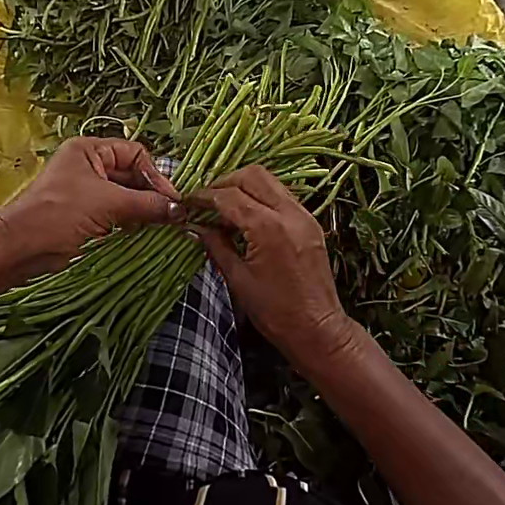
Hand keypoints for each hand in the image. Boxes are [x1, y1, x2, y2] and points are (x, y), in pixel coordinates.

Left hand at [0, 137, 181, 276]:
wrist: (21, 249)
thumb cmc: (59, 214)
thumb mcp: (108, 203)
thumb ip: (148, 204)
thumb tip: (180, 209)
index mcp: (90, 150)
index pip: (136, 154)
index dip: (155, 174)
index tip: (172, 198)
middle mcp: (91, 167)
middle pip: (134, 176)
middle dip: (153, 194)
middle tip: (175, 213)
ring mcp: (89, 193)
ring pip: (130, 197)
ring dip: (147, 210)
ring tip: (166, 223)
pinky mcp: (90, 216)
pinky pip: (121, 214)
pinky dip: (135, 222)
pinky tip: (149, 231)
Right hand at [187, 166, 372, 372]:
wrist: (317, 329)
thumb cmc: (275, 312)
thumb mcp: (238, 279)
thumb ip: (216, 246)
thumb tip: (195, 227)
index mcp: (269, 227)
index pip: (230, 196)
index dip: (204, 196)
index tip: (187, 202)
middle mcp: (290, 214)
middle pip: (253, 176)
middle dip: (225, 183)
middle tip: (206, 201)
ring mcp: (304, 217)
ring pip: (270, 183)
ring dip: (244, 189)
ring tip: (223, 210)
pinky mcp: (311, 224)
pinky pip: (282, 198)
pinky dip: (261, 200)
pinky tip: (246, 220)